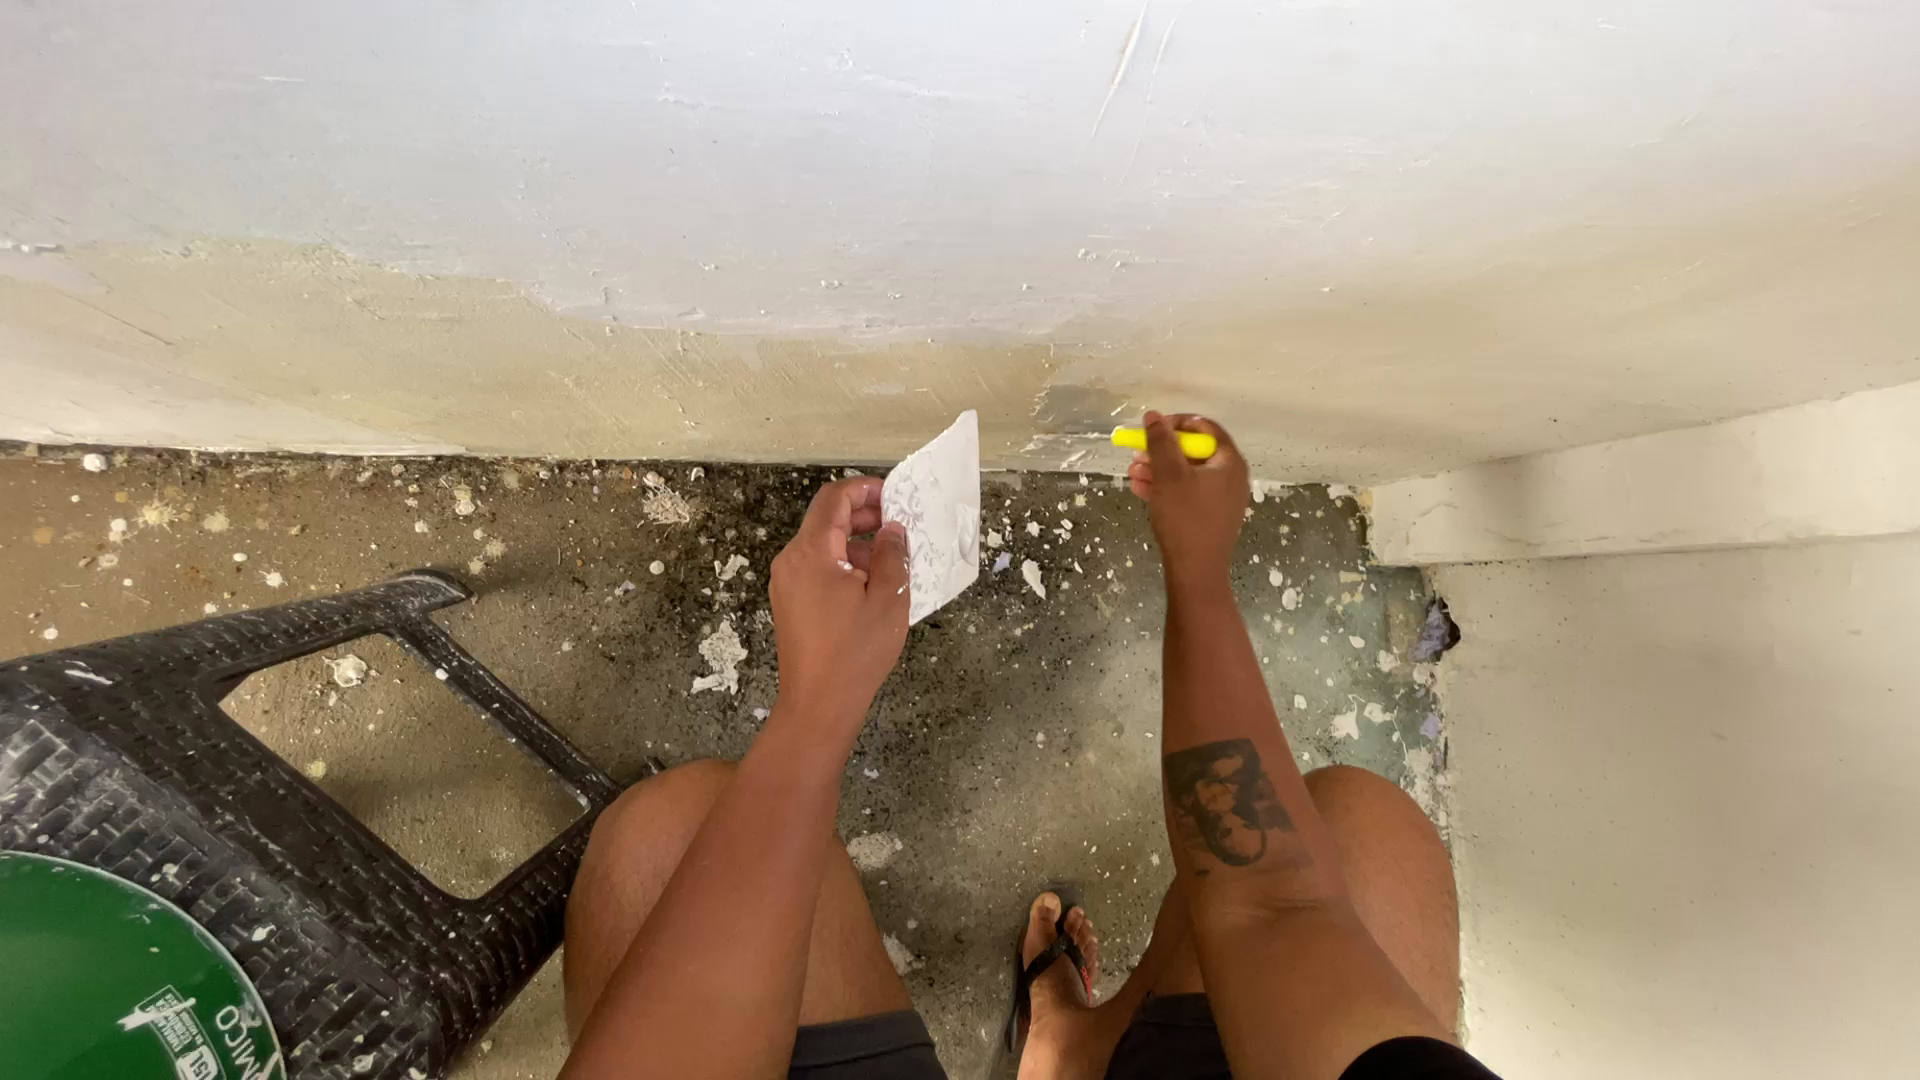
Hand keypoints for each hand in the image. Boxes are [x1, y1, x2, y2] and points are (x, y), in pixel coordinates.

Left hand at [769, 476, 910, 729]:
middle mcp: (791, 561)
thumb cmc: (856, 651)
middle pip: (826, 520)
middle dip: (864, 516)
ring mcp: (786, 583)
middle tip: (900, 526)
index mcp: (812, 552)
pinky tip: (871, 584)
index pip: (833, 499)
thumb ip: (891, 554)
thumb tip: (892, 530)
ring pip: (823, 545)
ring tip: (892, 559)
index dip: (864, 489)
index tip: (894, 496)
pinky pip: (817, 568)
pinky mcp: (790, 602)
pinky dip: (844, 564)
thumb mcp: (888, 598)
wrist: (819, 703)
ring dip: (856, 543)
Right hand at [1127, 411, 1248, 587]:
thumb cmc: (1185, 518)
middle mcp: (1230, 477)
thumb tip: (1153, 415)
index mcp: (1229, 462)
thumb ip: (1160, 442)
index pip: (1204, 428)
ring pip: (1187, 474)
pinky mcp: (1209, 516)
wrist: (1195, 570)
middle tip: (1138, 454)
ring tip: (1133, 473)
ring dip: (1159, 469)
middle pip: (1194, 451)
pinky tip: (1140, 490)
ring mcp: (1221, 499)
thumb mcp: (1169, 475)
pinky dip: (1166, 488)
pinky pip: (1187, 493)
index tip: (1152, 429)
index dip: (1176, 423)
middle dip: (1162, 450)